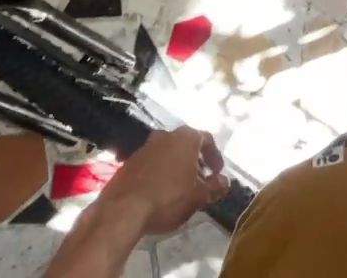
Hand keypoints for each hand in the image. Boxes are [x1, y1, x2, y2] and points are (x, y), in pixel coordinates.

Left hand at [96, 127, 228, 238]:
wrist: (122, 210)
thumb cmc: (168, 198)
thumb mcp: (198, 196)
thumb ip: (214, 187)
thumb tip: (224, 182)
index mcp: (186, 137)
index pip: (207, 140)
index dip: (215, 157)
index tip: (217, 174)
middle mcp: (166, 135)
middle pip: (186, 145)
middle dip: (194, 162)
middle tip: (199, 181)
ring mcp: (144, 148)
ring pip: (167, 154)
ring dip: (175, 168)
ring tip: (179, 189)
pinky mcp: (128, 163)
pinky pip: (150, 165)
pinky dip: (158, 174)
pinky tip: (158, 193)